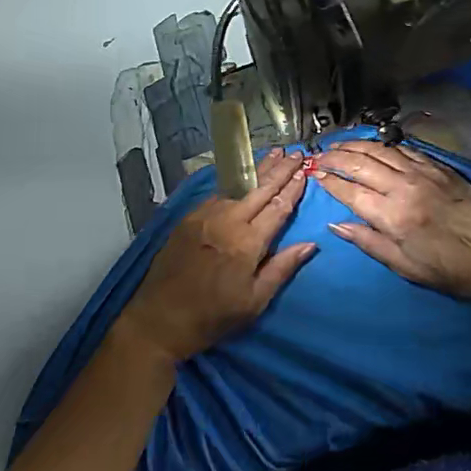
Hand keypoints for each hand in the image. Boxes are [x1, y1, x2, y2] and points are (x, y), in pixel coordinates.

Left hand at [115, 150, 316, 363]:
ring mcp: (205, 216)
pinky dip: (234, 184)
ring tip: (274, 155)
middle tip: (296, 152)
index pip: (278, 207)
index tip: (305, 171)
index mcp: (248, 242)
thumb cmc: (213, 316)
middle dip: (279, 170)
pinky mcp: (189, 218)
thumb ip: (282, 268)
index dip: (292, 189)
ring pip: (238, 187)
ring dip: (258, 171)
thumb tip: (310, 244)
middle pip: (260, 189)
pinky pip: (217, 194)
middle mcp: (228, 221)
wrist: (160, 318)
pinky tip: (242, 178)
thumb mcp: (255, 301)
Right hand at [315, 140, 470, 301]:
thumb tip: (337, 225)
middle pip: (359, 163)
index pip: (349, 191)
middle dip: (334, 156)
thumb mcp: (406, 267)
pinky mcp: (438, 166)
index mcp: (392, 216)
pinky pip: (403, 148)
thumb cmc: (451, 269)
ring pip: (379, 149)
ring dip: (354, 144)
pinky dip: (383, 144)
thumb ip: (369, 242)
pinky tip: (373, 144)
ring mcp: (422, 172)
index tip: (313, 175)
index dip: (328, 181)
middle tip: (318, 154)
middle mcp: (403, 187)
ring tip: (337, 143)